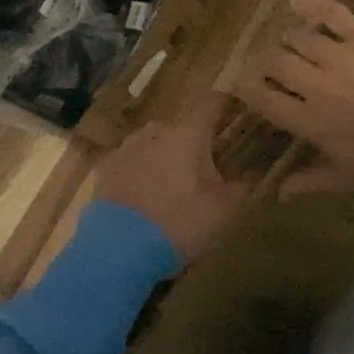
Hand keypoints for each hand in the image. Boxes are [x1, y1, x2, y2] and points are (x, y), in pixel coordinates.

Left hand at [95, 96, 248, 260]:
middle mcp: (156, 133)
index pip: (210, 105)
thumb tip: (249, 177)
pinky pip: (127, 162)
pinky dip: (136, 172)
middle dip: (189, 140)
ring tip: (166, 179)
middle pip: (178, 127)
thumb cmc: (178, 224)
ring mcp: (126, 149)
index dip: (222, 102)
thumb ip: (238, 190)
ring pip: (150, 142)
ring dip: (160, 154)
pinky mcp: (104, 171)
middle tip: (198, 163)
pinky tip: (139, 194)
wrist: (117, 250)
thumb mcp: (220, 213)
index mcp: (188, 136)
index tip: (231, 103)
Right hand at [238, 0, 353, 199]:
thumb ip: (312, 181)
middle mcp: (316, 84)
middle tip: (271, 65)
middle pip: (276, 64)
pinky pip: (330, 13)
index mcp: (311, 120)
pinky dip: (311, 5)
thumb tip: (278, 193)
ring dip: (292, 40)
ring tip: (295, 44)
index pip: (265, 100)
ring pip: (299, 37)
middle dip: (266, 63)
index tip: (241, 85)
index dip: (247, 90)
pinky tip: (296, 1)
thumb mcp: (350, 176)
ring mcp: (339, 54)